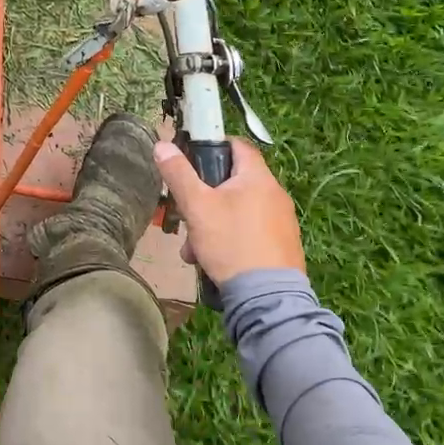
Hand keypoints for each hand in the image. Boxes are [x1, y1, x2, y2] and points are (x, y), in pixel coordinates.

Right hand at [155, 137, 306, 283]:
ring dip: (210, 222)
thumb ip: (178, 173)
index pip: (237, 144)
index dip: (212, 145)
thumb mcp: (196, 206)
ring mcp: (281, 223)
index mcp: (258, 178)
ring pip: (236, 209)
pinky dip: (228, 238)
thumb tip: (162, 145)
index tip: (190, 159)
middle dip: (202, 196)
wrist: (268, 300)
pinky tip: (210, 260)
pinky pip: (248, 231)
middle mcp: (274, 195)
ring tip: (193, 247)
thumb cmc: (231, 242)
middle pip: (231, 181)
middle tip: (185, 212)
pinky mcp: (281, 247)